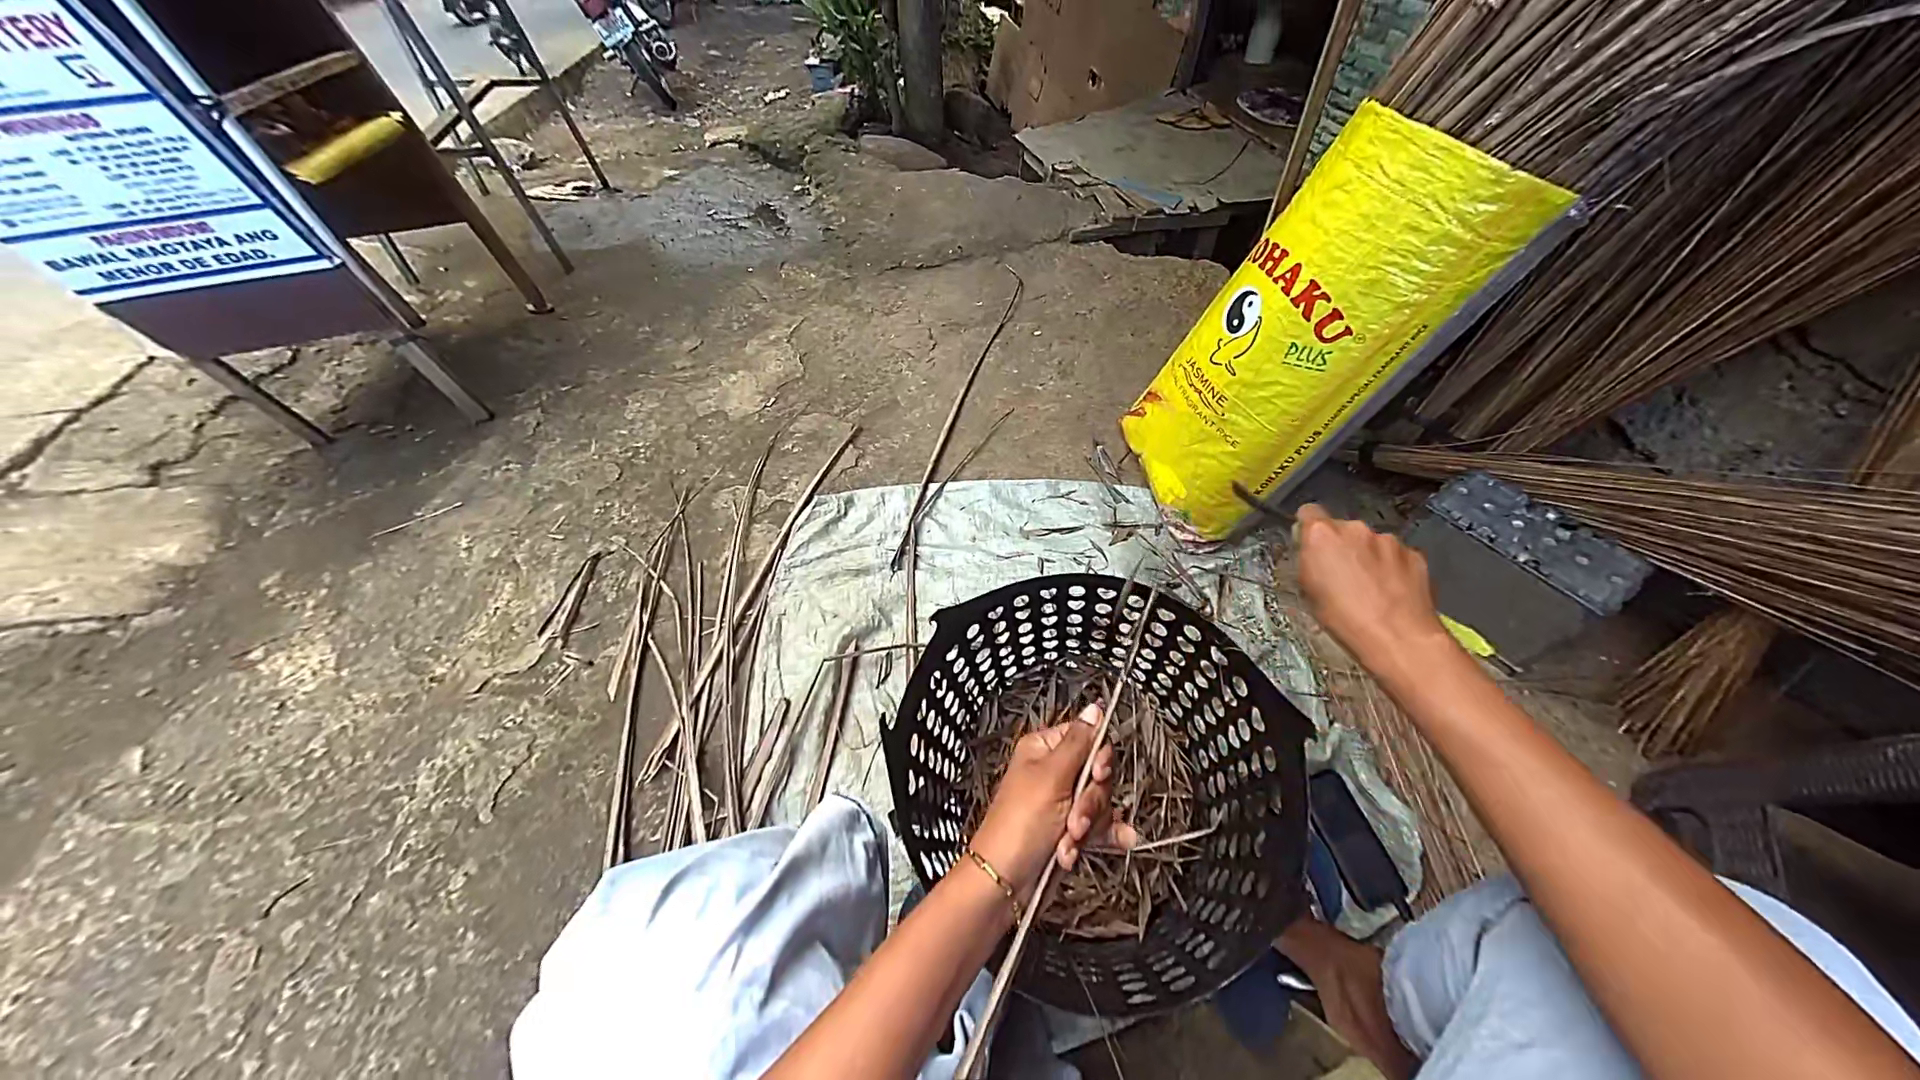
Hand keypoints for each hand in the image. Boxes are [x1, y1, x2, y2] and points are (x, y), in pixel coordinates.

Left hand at [969, 703, 1131, 899]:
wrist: (1005, 881)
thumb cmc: (1016, 826)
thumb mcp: (1052, 776)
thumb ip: (1079, 742)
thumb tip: (1094, 708)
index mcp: (1044, 749)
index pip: (1088, 738)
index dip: (1098, 758)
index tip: (1096, 773)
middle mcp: (1054, 772)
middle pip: (1098, 773)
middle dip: (1091, 800)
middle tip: (1073, 815)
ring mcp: (1062, 802)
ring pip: (1100, 803)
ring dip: (1089, 825)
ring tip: (1068, 839)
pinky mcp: (1069, 829)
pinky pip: (1099, 826)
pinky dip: (1099, 838)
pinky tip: (1105, 844)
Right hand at [1294, 504, 1453, 672]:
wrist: (1397, 636)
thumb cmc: (1343, 617)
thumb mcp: (1308, 590)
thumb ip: (1309, 561)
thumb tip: (1312, 553)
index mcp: (1322, 534)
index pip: (1308, 512)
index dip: (1307, 528)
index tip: (1309, 545)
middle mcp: (1355, 529)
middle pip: (1342, 529)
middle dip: (1340, 546)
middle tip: (1339, 575)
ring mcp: (1388, 540)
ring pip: (1370, 542)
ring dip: (1366, 557)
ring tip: (1367, 588)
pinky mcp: (1413, 553)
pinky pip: (1394, 555)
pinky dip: (1390, 568)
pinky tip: (1389, 592)